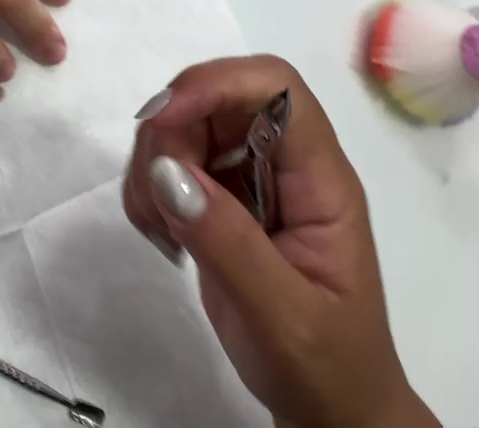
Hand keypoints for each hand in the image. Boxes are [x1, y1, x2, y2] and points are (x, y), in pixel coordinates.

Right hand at [125, 58, 439, 427]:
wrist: (331, 412)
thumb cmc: (324, 367)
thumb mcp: (282, 316)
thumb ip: (227, 243)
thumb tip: (167, 171)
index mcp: (320, 179)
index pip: (274, 87)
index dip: (216, 84)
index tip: (162, 122)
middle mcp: (283, 164)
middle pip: (216, 100)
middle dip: (170, 135)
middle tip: (155, 202)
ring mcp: (250, 178)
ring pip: (185, 126)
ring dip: (151, 165)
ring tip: (157, 230)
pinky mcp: (220, 197)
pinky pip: (169, 162)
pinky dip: (146, 188)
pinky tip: (158, 236)